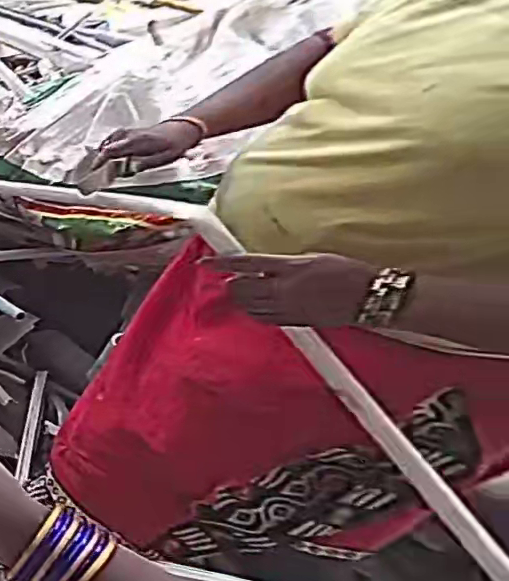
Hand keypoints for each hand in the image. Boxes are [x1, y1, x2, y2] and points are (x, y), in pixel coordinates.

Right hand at [97, 119, 204, 171]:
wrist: (182, 128)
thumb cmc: (174, 144)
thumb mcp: (163, 158)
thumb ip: (142, 164)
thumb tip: (125, 171)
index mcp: (134, 142)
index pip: (108, 152)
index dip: (98, 164)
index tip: (93, 175)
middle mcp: (125, 136)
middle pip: (103, 151)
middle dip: (97, 163)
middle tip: (95, 175)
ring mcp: (122, 133)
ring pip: (104, 147)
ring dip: (100, 157)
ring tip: (100, 168)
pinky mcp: (122, 133)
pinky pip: (108, 143)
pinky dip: (104, 151)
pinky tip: (107, 157)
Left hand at [205, 253, 379, 327]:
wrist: (378, 297)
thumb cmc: (349, 273)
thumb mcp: (313, 259)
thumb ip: (280, 264)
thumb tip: (255, 268)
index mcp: (291, 268)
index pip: (245, 264)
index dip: (220, 264)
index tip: (202, 264)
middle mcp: (285, 288)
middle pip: (240, 288)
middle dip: (234, 284)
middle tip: (240, 280)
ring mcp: (288, 306)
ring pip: (246, 304)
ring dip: (242, 298)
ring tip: (253, 293)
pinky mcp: (294, 321)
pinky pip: (261, 318)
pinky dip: (254, 311)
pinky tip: (262, 306)